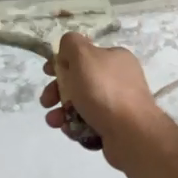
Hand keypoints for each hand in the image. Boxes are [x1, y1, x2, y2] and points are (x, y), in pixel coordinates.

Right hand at [40, 32, 170, 166]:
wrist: (131, 133)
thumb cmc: (104, 91)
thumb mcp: (83, 56)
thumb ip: (71, 44)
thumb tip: (67, 51)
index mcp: (115, 59)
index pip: (84, 56)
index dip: (62, 62)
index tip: (47, 73)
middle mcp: (119, 80)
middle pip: (79, 82)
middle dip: (57, 92)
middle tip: (46, 102)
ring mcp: (118, 105)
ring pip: (81, 106)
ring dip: (62, 112)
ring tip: (55, 122)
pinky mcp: (115, 128)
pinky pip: (89, 124)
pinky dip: (76, 127)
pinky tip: (72, 131)